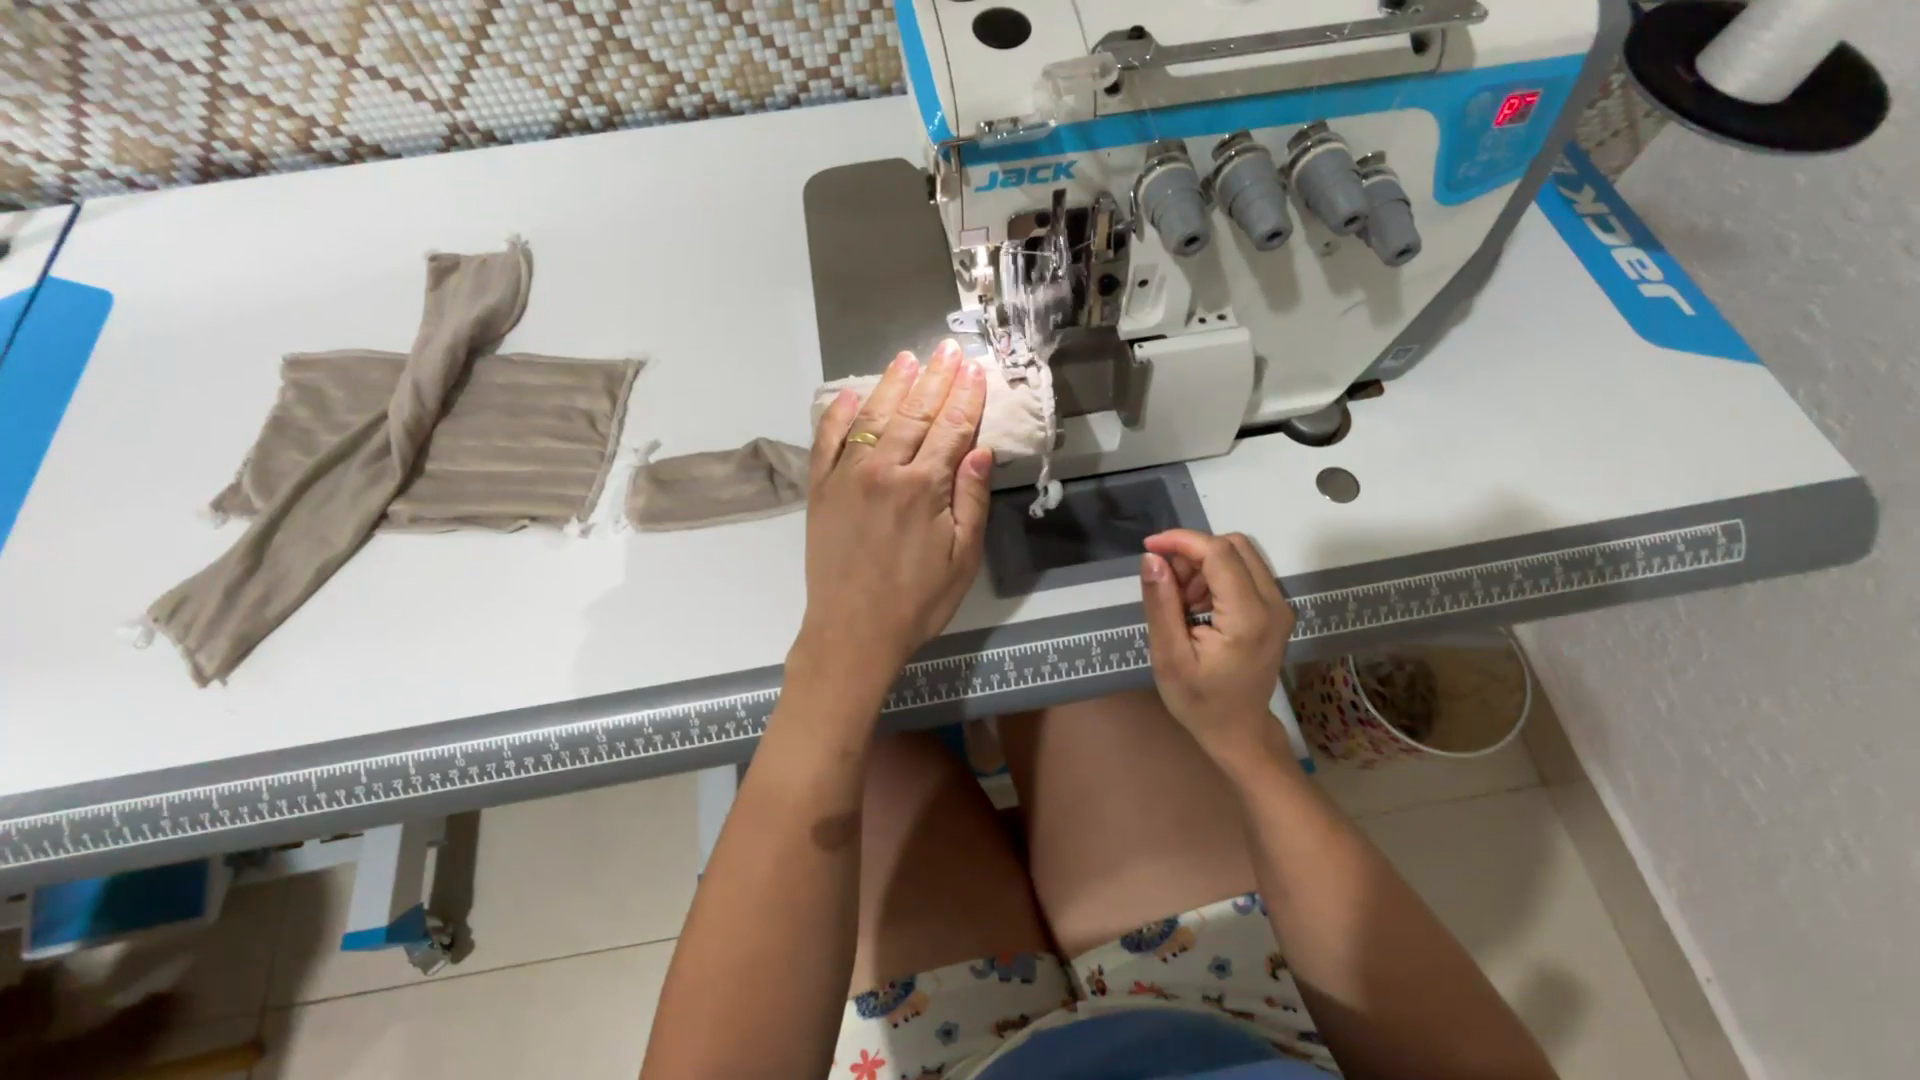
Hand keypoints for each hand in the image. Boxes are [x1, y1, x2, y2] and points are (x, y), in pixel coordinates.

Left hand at [795, 340, 994, 694]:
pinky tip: (848, 394)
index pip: (951, 428)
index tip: (975, 369)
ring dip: (892, 385)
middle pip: (915, 413)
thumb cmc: (917, 602)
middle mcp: (883, 471)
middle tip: (946, 348)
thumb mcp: (963, 560)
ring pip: (872, 417)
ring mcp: (846, 477)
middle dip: (935, 378)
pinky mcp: (819, 490)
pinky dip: (836, 414)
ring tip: (907, 358)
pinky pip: (826, 441)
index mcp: (923, 488)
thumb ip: (971, 501)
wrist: (852, 632)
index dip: (966, 397)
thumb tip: (979, 449)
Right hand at [1139, 530, 1295, 758]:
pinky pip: (1246, 571)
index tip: (1149, 549)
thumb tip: (1152, 558)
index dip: (1181, 541)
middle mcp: (1273, 604)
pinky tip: (1199, 606)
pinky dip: (1217, 576)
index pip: (1218, 553)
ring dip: (1204, 565)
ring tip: (1182, 602)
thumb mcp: (1169, 657)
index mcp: (1248, 617)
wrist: (1238, 731)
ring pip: (1240, 555)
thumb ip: (1161, 604)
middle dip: (1193, 553)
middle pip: (1233, 546)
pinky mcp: (1276, 609)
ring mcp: (1279, 606)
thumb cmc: (1200, 701)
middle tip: (1168, 585)